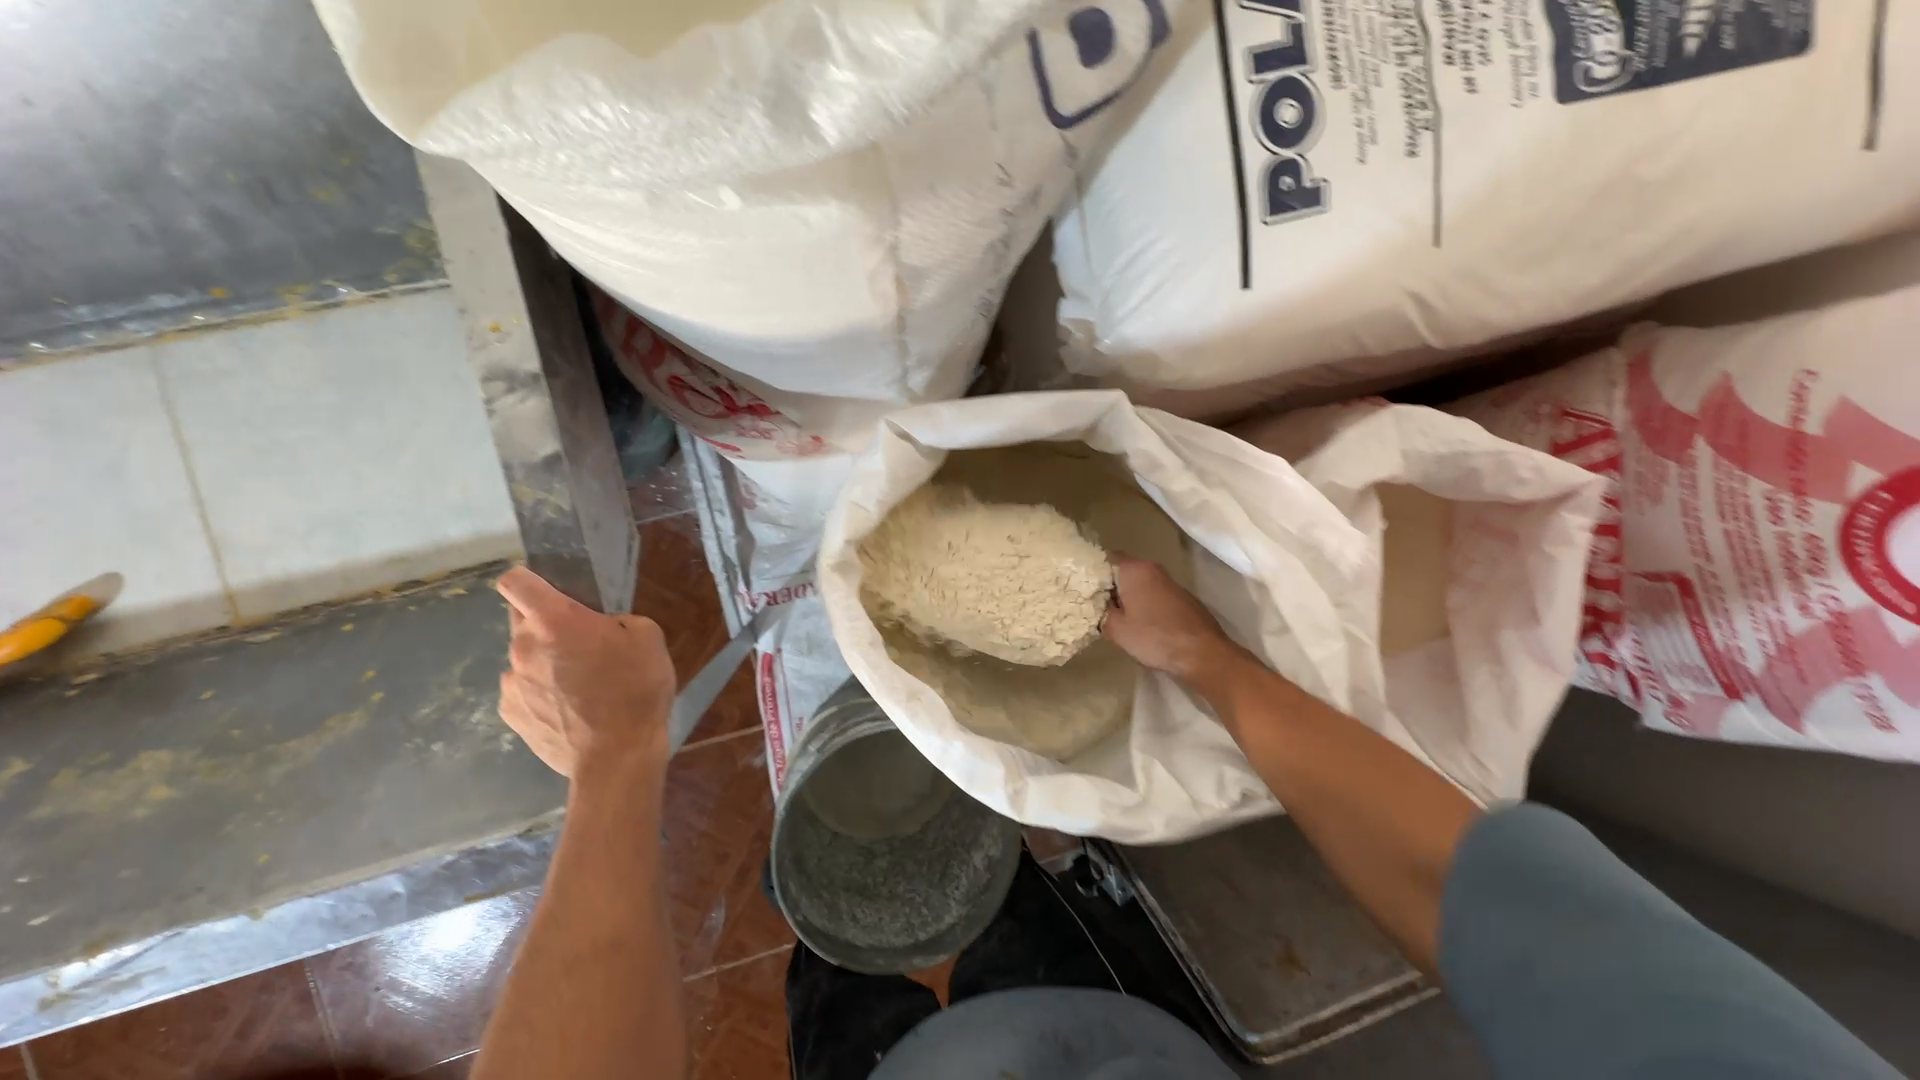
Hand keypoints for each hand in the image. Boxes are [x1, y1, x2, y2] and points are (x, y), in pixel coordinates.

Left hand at [496, 566, 675, 785]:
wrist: (617, 756)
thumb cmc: (636, 689)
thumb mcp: (647, 637)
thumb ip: (615, 621)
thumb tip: (599, 629)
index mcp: (554, 620)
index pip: (516, 581)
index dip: (530, 581)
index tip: (549, 593)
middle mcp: (522, 646)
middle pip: (523, 621)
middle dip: (548, 627)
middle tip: (583, 648)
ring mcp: (512, 683)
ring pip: (525, 659)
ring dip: (545, 664)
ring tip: (579, 688)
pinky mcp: (511, 714)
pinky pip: (524, 692)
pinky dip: (541, 695)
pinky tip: (570, 712)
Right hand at [1102, 554, 1244, 682]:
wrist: (1203, 654)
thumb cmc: (1155, 638)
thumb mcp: (1116, 629)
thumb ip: (1100, 613)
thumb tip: (1095, 606)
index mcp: (1135, 570)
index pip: (1104, 558)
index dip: (1089, 571)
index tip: (1079, 588)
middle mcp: (1152, 569)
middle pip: (1121, 570)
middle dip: (1106, 586)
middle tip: (1090, 605)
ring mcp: (1169, 583)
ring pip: (1137, 583)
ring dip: (1124, 597)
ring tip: (1110, 616)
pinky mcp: (1179, 598)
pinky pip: (1151, 594)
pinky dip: (1140, 603)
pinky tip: (1136, 623)